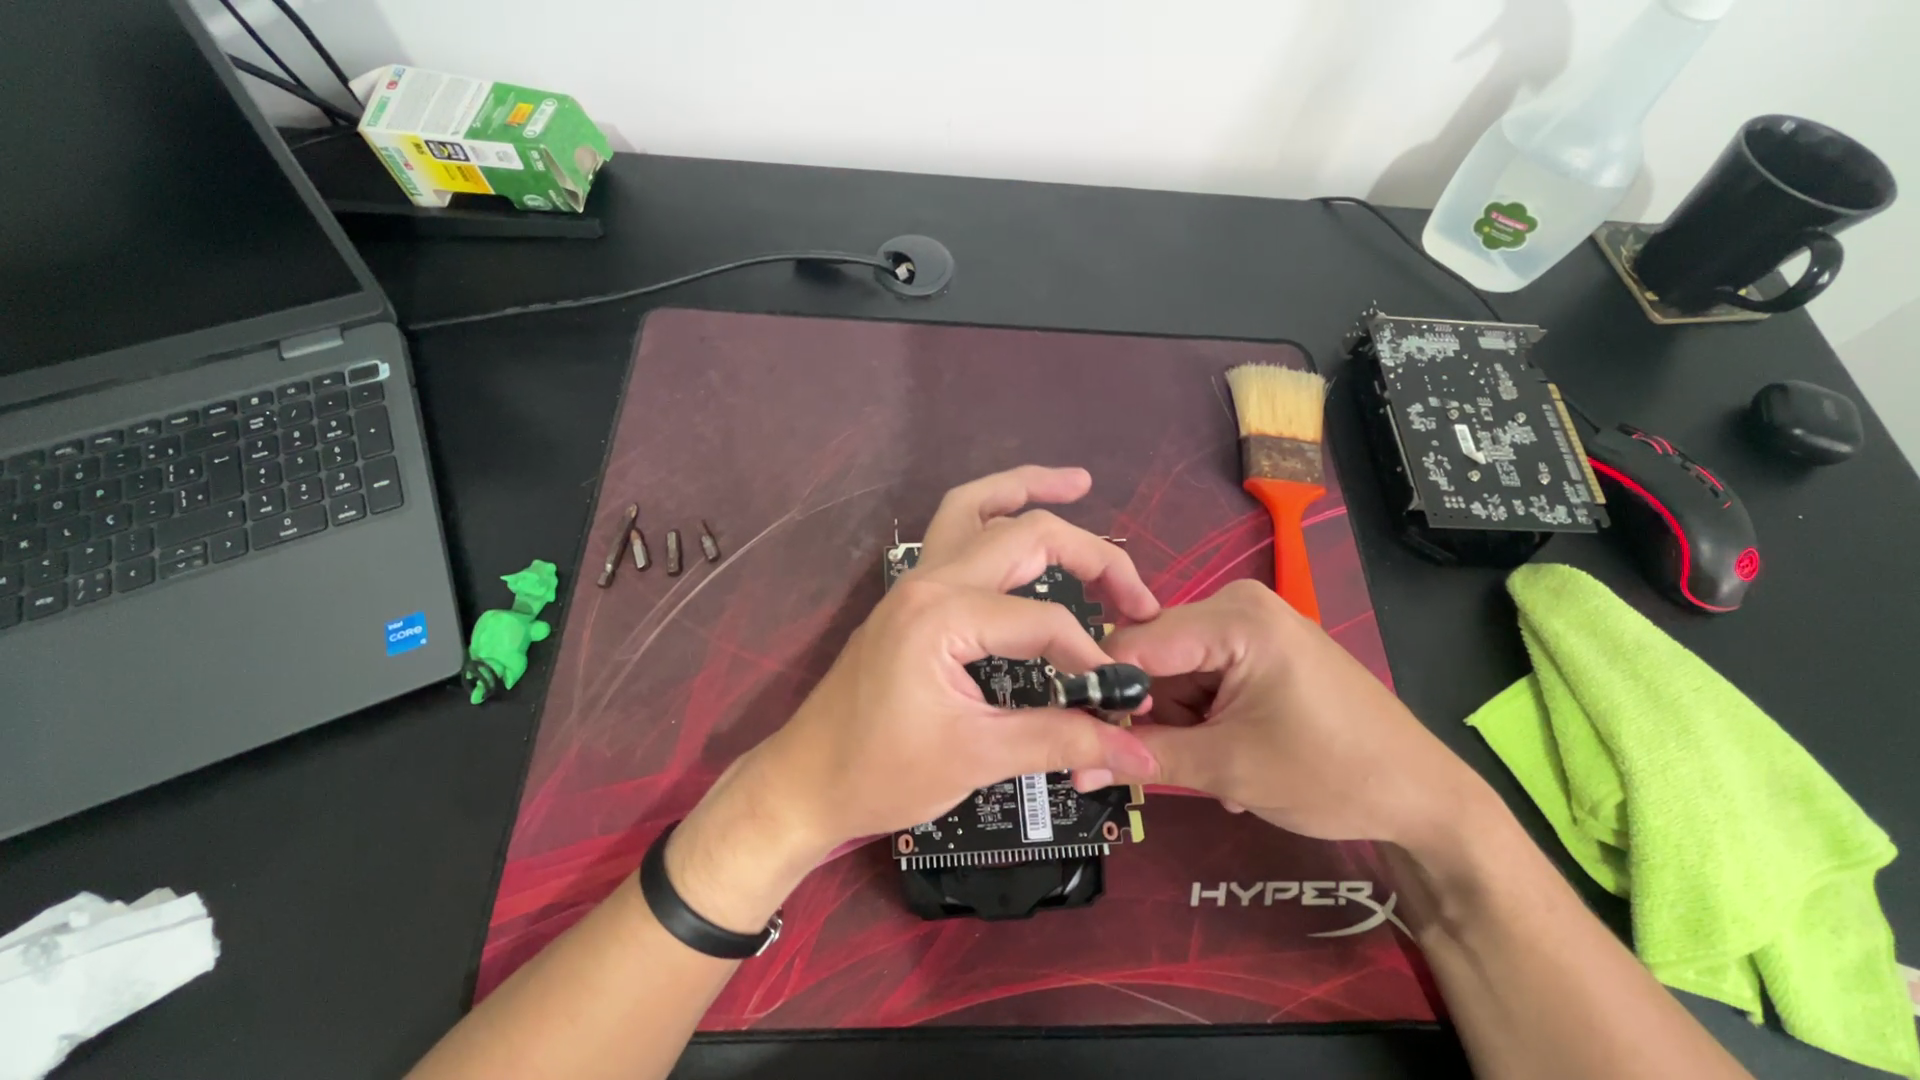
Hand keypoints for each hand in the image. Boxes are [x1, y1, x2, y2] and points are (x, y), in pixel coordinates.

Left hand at [668, 466, 1160, 930]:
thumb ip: (1060, 740)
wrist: (804, 783)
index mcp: (943, 615)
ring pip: (975, 509)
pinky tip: (1018, 526)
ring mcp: (913, 583)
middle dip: (1091, 555)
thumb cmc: (880, 773)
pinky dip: (993, 515)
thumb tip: (1137, 749)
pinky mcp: (908, 597)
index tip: (1120, 697)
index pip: (1044, 619)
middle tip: (1137, 591)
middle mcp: (929, 581)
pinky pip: (954, 534)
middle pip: (1024, 536)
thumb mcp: (976, 758)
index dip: (1092, 657)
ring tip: (1078, 483)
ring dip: (1028, 491)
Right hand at [1101, 580, 1487, 851]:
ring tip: (1213, 773)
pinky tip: (1231, 758)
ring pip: (1175, 673)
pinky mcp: (1263, 650)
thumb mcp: (1226, 767)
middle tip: (1158, 769)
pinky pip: (1204, 678)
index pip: (1132, 641)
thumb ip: (1144, 758)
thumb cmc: (1330, 774)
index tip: (1087, 741)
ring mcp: (1253, 626)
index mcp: (1234, 617)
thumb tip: (1073, 768)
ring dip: (1179, 726)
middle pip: (1153, 656)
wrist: (1423, 796)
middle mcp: (1238, 606)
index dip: (1103, 691)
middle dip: (1148, 715)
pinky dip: (1203, 720)